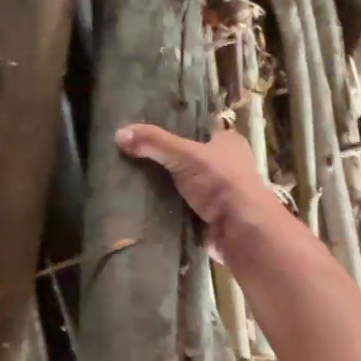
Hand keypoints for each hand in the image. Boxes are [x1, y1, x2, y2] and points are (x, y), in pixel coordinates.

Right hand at [116, 124, 281, 257]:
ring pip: (185, 186)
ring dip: (165, 187)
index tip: (146, 133)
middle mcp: (228, 166)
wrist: (241, 231)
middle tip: (133, 157)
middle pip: (189, 159)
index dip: (175, 130)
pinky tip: (145, 206)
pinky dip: (168, 209)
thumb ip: (154, 142)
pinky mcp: (211, 219)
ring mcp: (221, 194)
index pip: (198, 130)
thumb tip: (119, 133)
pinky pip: (184, 209)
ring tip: (132, 182)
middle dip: (166, 161)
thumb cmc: (221, 182)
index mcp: (229, 142)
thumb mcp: (185, 155)